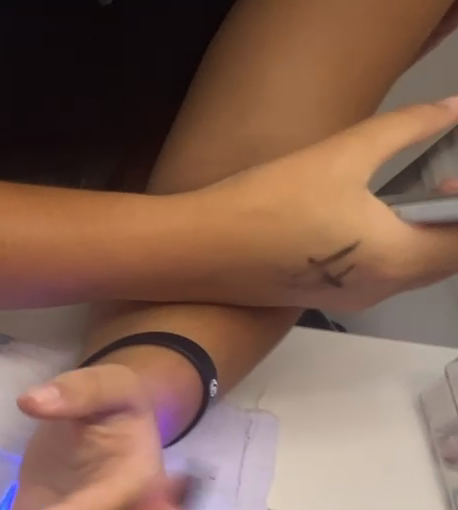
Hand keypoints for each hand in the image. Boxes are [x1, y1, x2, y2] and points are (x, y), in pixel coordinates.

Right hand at [205, 97, 457, 310]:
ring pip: (408, 271)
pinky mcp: (306, 298)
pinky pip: (371, 278)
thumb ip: (409, 127)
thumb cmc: (261, 207)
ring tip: (406, 203)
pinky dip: (385, 253)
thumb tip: (451, 109)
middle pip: (444, 260)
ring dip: (419, 240)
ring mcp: (337, 298)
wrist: (180, 252)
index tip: (448, 179)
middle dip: (449, 224)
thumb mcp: (340, 154)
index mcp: (396, 257)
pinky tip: (361, 226)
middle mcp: (375, 288)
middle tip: (438, 185)